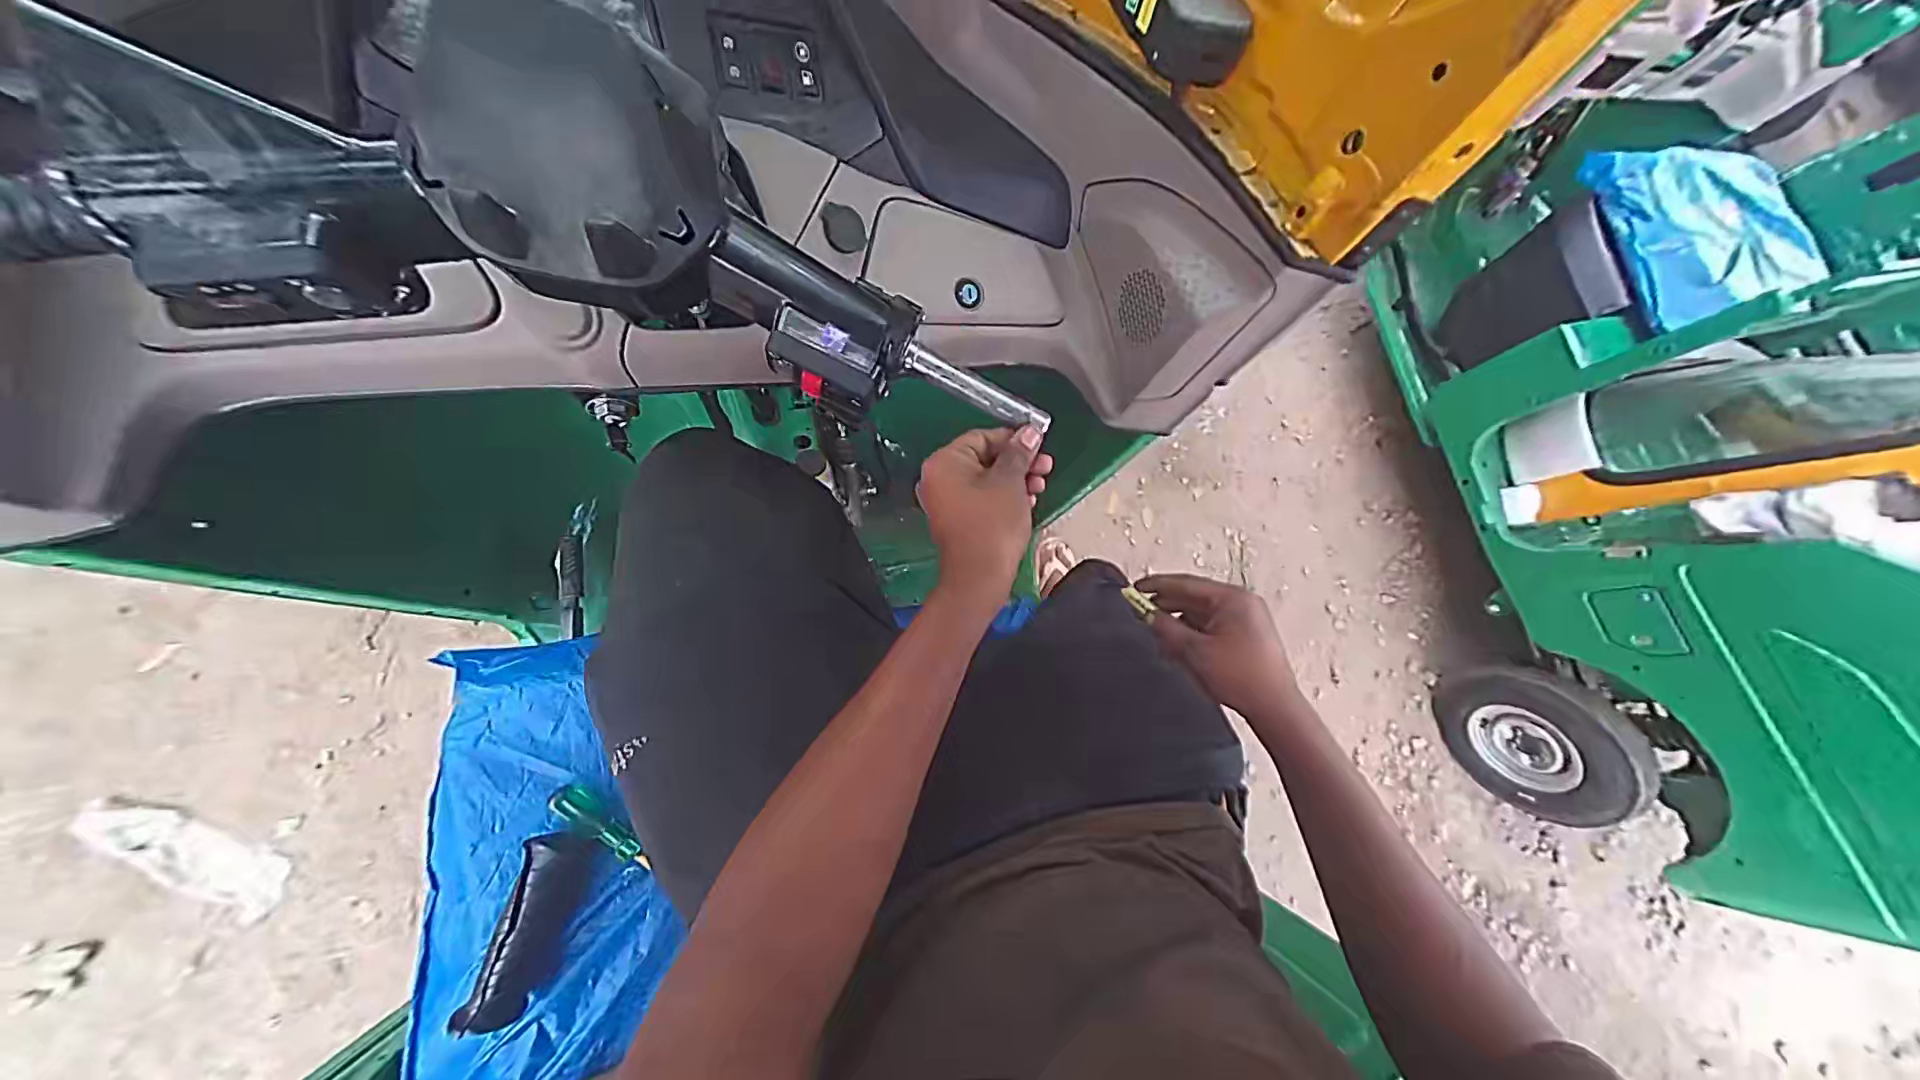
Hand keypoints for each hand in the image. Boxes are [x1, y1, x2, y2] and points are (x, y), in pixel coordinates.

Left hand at [918, 427, 1052, 601]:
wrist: (980, 577)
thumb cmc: (993, 525)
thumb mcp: (1010, 481)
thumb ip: (1019, 453)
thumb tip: (1029, 432)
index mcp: (944, 462)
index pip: (982, 436)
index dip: (1013, 439)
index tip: (1039, 443)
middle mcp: (939, 478)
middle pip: (984, 458)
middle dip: (1018, 462)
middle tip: (1045, 467)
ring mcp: (947, 501)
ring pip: (987, 479)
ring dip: (1016, 480)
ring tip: (1040, 487)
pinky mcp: (958, 520)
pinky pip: (983, 498)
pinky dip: (1005, 497)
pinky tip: (1027, 503)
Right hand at [1137, 574, 1303, 715]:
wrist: (1273, 707)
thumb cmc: (1246, 679)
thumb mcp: (1194, 650)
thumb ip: (1166, 628)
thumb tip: (1148, 615)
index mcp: (1233, 599)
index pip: (1186, 583)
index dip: (1157, 586)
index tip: (1137, 588)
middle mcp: (1242, 604)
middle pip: (1193, 598)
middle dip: (1166, 607)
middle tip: (1143, 613)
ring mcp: (1245, 620)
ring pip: (1200, 614)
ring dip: (1178, 624)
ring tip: (1160, 637)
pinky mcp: (1244, 636)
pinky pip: (1210, 627)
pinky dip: (1192, 634)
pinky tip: (1178, 648)